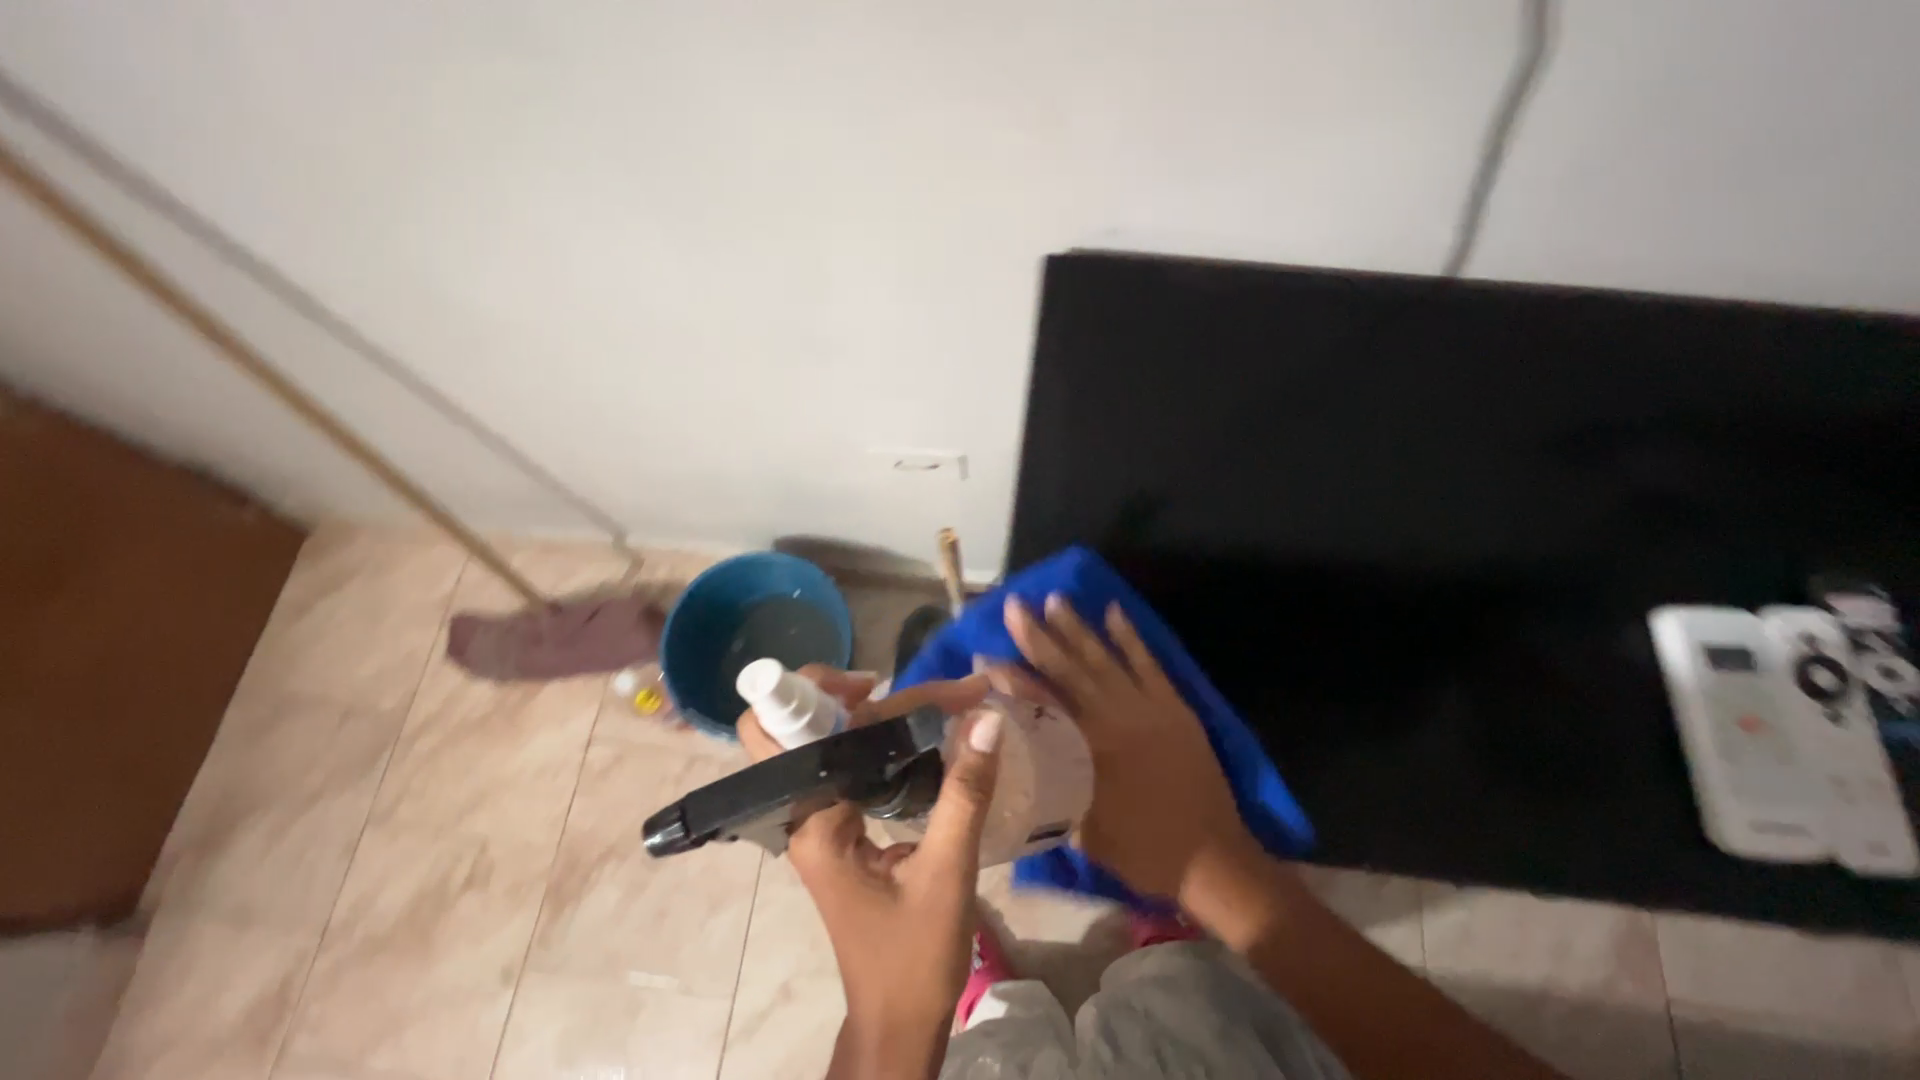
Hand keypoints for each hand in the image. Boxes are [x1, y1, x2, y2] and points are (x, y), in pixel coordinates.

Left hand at [733, 670, 1002, 1076]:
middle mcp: (804, 814)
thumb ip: (965, 793)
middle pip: (793, 727)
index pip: (794, 733)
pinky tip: (923, 734)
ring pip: (821, 742)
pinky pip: (847, 765)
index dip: (830, 694)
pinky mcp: (842, 828)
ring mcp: (820, 821)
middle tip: (906, 689)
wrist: (898, 1019)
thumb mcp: (947, 873)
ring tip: (931, 702)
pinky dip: (880, 739)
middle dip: (842, 693)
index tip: (883, 683)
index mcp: (812, 823)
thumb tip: (985, 718)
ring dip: (866, 713)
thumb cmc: (915, 956)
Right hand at [1002, 594, 1258, 901]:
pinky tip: (1114, 611)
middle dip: (1037, 636)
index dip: (1011, 678)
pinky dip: (1130, 637)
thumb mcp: (1083, 829)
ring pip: (1105, 659)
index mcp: (1087, 751)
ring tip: (1054, 599)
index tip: (985, 656)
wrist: (1213, 859)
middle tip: (1014, 606)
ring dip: (1078, 628)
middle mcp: (1114, 719)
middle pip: (1068, 670)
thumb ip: (1053, 789)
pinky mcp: (1175, 708)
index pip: (1040, 703)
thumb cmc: (1143, 852)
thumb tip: (1023, 761)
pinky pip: (1149, 663)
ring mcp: (1147, 708)